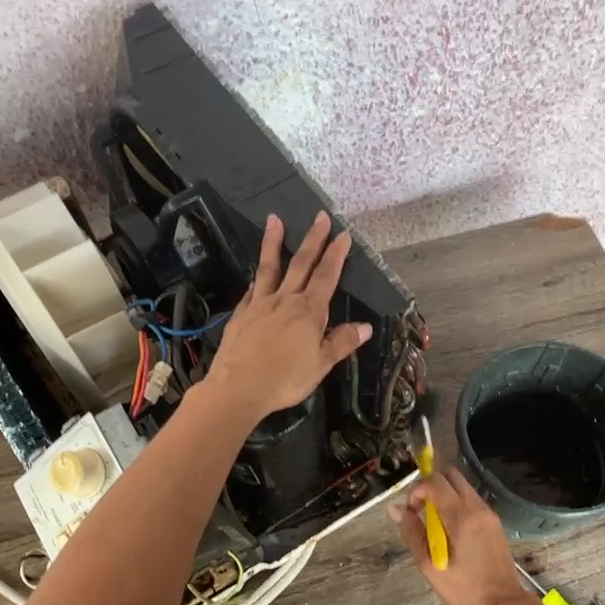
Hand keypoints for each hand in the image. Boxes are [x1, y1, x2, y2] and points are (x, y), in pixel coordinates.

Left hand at [200, 212, 370, 421]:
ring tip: (274, 220)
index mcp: (309, 312)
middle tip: (320, 216)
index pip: (327, 276)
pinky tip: (257, 272)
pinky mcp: (242, 314)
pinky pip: (252, 289)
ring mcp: (260, 304)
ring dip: (274, 242)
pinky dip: (257, 276)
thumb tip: (366, 327)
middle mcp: (285, 300)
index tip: (344, 234)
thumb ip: (342, 342)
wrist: (238, 388)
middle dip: (313, 239)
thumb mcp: (321, 365)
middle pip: (301, 264)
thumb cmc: (285, 380)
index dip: (336, 254)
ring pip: (270, 267)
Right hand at [389, 468, 533, 604]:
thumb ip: (412, 532)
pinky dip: (457, 505)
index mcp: (461, 517)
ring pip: (463, 486)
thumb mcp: (429, 564)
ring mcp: (489, 513)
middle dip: (431, 486)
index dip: (417, 490)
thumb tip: (396, 509)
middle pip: (451, 475)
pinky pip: (472, 501)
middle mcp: (477, 508)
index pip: (436, 481)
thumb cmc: (463, 588)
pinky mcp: (495, 522)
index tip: (412, 510)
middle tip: (422, 510)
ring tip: (436, 524)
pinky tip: (452, 531)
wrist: (502, 602)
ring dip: (445, 495)